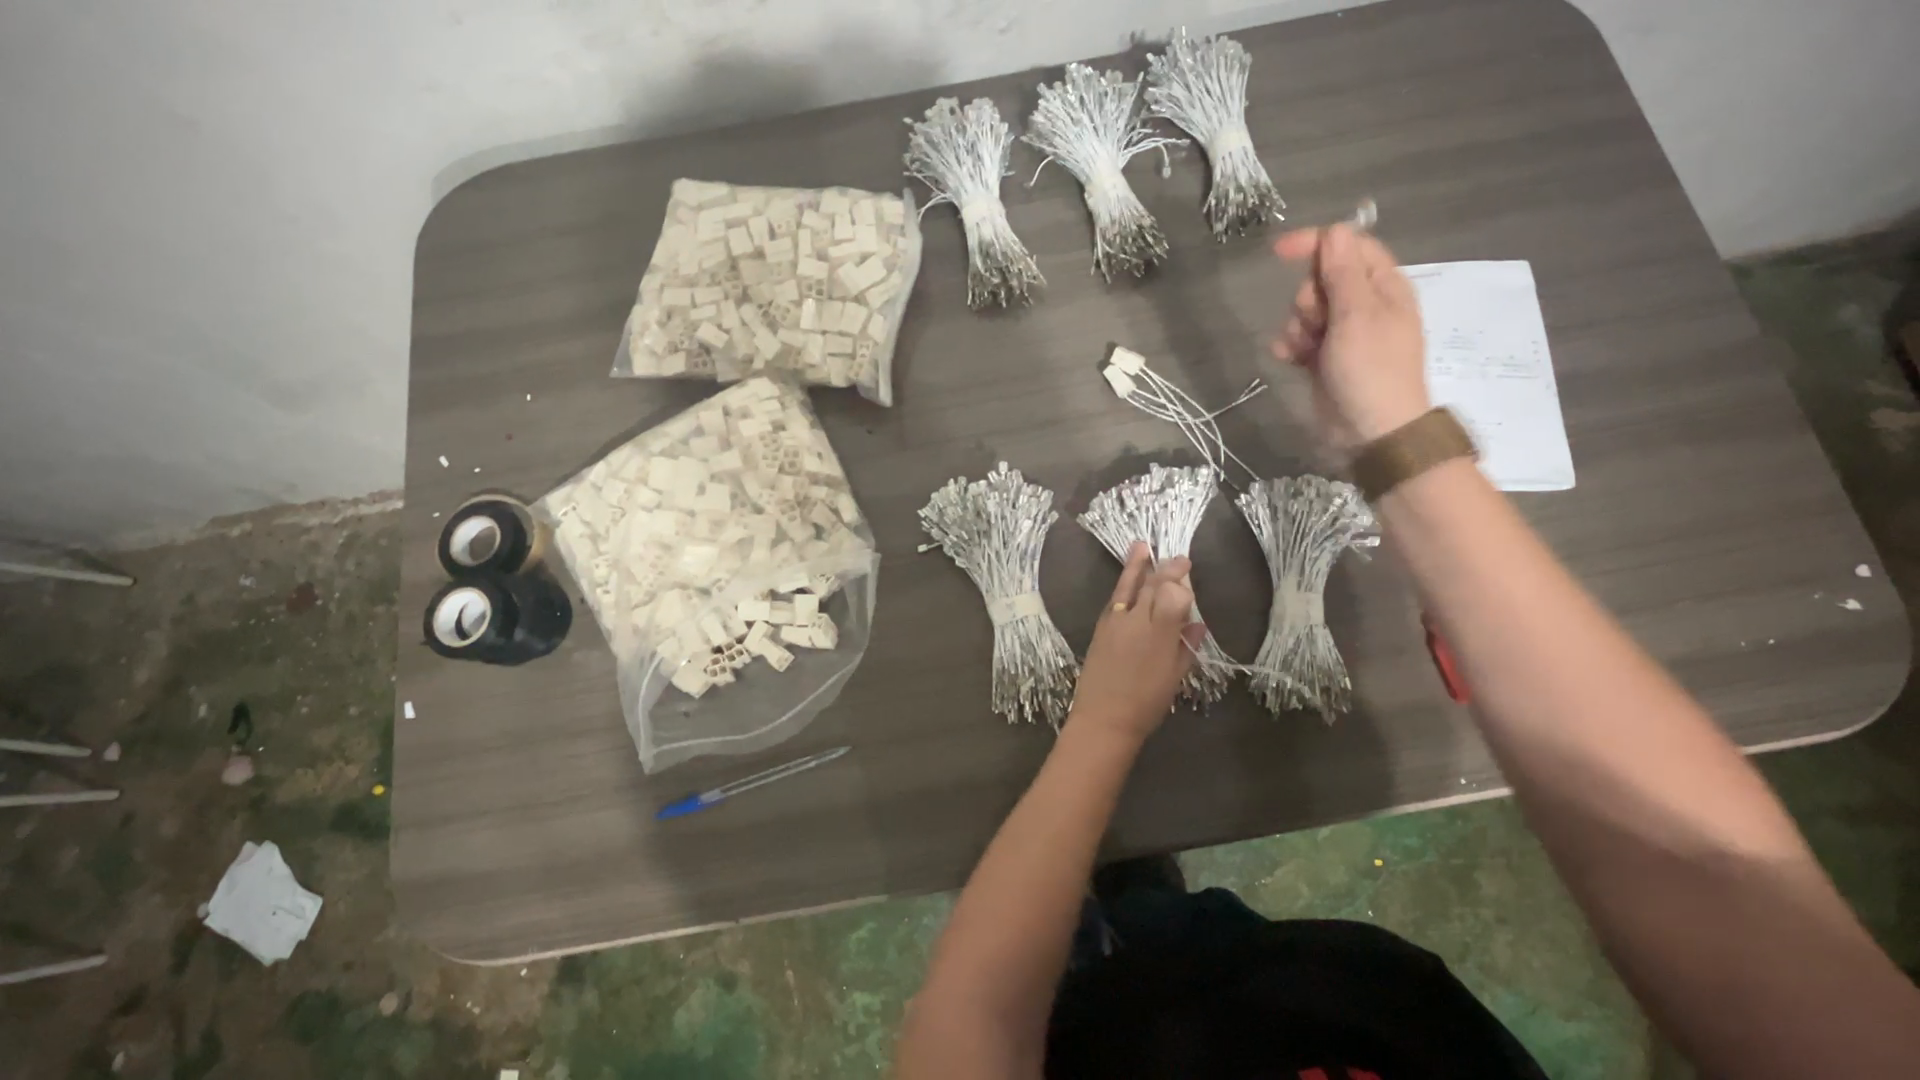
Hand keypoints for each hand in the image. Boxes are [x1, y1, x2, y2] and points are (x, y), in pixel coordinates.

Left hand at [1067, 543, 1206, 744]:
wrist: (1104, 718)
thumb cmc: (1146, 704)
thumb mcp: (1175, 677)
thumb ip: (1186, 646)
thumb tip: (1197, 623)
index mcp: (1162, 635)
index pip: (1175, 595)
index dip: (1183, 584)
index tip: (1189, 578)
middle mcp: (1139, 621)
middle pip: (1154, 586)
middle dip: (1168, 569)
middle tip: (1180, 557)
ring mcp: (1117, 621)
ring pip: (1130, 586)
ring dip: (1137, 565)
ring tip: (1143, 546)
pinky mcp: (1101, 626)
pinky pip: (1115, 598)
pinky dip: (1122, 583)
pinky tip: (1127, 575)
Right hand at [1271, 224, 1430, 453]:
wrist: (1371, 433)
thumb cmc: (1371, 370)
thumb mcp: (1357, 315)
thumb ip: (1343, 272)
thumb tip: (1335, 231)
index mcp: (1383, 287)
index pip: (1349, 247)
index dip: (1316, 244)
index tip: (1278, 252)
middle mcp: (1365, 306)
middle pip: (1321, 279)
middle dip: (1308, 297)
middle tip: (1317, 321)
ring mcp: (1343, 335)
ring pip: (1305, 311)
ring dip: (1297, 326)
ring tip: (1306, 348)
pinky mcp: (1324, 360)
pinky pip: (1298, 340)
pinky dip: (1290, 346)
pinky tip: (1289, 360)